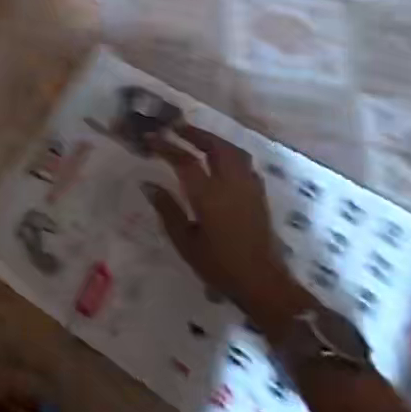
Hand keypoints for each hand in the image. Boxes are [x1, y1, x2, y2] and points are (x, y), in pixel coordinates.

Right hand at [148, 122, 313, 331]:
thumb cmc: (218, 265)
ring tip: (198, 138)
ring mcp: (249, 188)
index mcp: (209, 195)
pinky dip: (229, 154)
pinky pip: (244, 164)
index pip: (184, 160)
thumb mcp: (184, 241)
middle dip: (194, 133)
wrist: (263, 284)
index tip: (150, 137)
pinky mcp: (259, 196)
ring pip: (233, 151)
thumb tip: (148, 184)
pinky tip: (221, 160)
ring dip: (214, 140)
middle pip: (215, 146)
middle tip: (176, 128)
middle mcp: (231, 184)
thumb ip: (167, 209)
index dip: (165, 146)